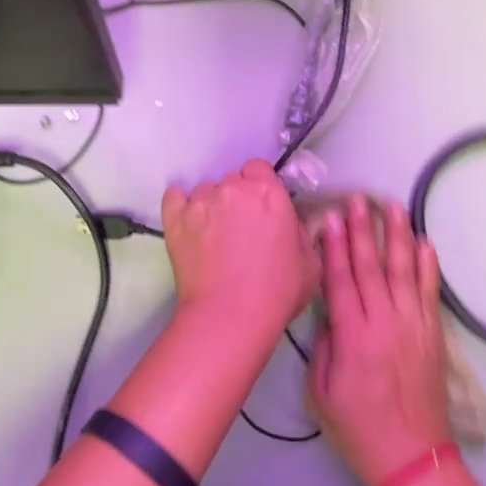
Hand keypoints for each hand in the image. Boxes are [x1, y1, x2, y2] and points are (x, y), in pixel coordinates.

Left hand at [162, 160, 319, 331]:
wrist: (229, 317)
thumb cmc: (277, 293)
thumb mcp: (310, 264)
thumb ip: (302, 233)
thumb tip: (292, 223)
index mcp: (270, 194)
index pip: (259, 168)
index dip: (260, 186)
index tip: (261, 209)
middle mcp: (234, 189)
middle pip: (233, 180)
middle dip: (237, 199)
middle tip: (240, 228)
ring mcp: (201, 202)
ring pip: (205, 190)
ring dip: (211, 205)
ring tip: (213, 235)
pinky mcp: (175, 219)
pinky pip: (175, 197)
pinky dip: (181, 206)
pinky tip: (188, 223)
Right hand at [309, 195, 450, 485]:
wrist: (411, 457)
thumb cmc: (358, 428)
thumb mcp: (321, 391)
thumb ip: (323, 346)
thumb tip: (329, 314)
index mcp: (353, 336)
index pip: (341, 280)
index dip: (335, 248)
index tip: (331, 219)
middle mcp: (385, 322)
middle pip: (372, 267)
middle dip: (363, 230)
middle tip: (358, 200)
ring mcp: (413, 325)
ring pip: (404, 271)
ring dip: (398, 236)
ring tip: (392, 207)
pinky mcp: (432, 334)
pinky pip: (430, 291)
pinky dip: (428, 266)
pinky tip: (425, 243)